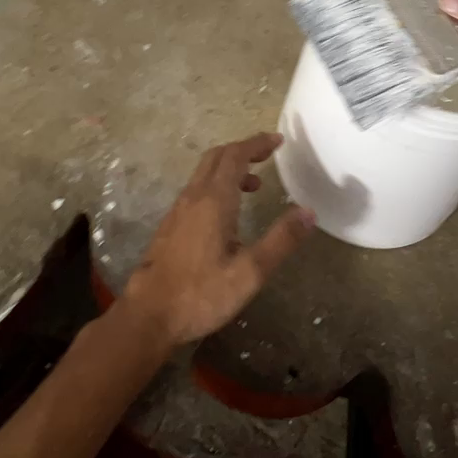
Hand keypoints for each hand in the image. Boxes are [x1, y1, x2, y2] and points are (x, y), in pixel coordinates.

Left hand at [120, 133, 315, 346]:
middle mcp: (194, 197)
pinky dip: (217, 185)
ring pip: (204, 173)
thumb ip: (281, 240)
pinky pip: (197, 190)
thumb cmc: (201, 294)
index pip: (236, 156)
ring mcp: (178, 211)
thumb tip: (308, 212)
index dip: (257, 144)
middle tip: (268, 154)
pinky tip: (228, 214)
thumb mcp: (250, 272)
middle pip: (217, 157)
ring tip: (255, 185)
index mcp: (214, 200)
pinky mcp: (171, 226)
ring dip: (230, 168)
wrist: (148, 316)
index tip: (278, 141)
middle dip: (243, 150)